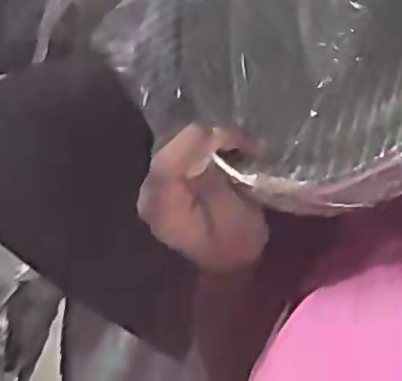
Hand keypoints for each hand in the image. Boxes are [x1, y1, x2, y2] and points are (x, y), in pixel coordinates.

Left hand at [137, 125, 268, 274]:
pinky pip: (188, 145)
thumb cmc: (235, 244)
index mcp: (163, 208)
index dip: (200, 142)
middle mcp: (151, 191)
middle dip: (215, 137)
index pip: (167, 163)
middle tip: (250, 144)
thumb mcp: (232, 218)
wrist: (229, 264)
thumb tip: (203, 154)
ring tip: (247, 147)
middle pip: (175, 145)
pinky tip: (234, 151)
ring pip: (183, 139)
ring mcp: (159, 181)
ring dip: (218, 138)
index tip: (235, 142)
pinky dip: (213, 143)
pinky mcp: (170, 174)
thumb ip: (214, 186)